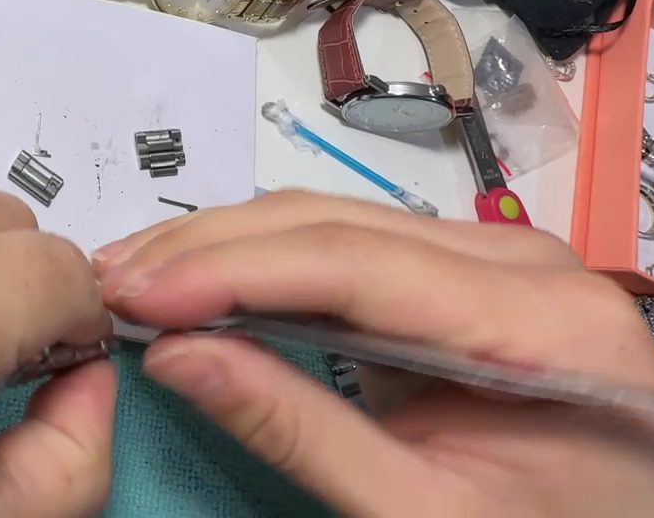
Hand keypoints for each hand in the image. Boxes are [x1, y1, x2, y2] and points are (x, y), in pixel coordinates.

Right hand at [92, 191, 653, 517]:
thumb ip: (299, 432)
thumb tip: (170, 356)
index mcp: (545, 322)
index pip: (351, 263)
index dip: (226, 271)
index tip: (132, 295)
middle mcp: (517, 259)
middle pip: (325, 225)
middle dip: (204, 249)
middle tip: (109, 279)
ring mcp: (482, 257)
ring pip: (316, 221)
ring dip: (215, 245)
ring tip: (132, 271)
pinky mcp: (446, 272)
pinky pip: (330, 246)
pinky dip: (250, 260)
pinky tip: (192, 273)